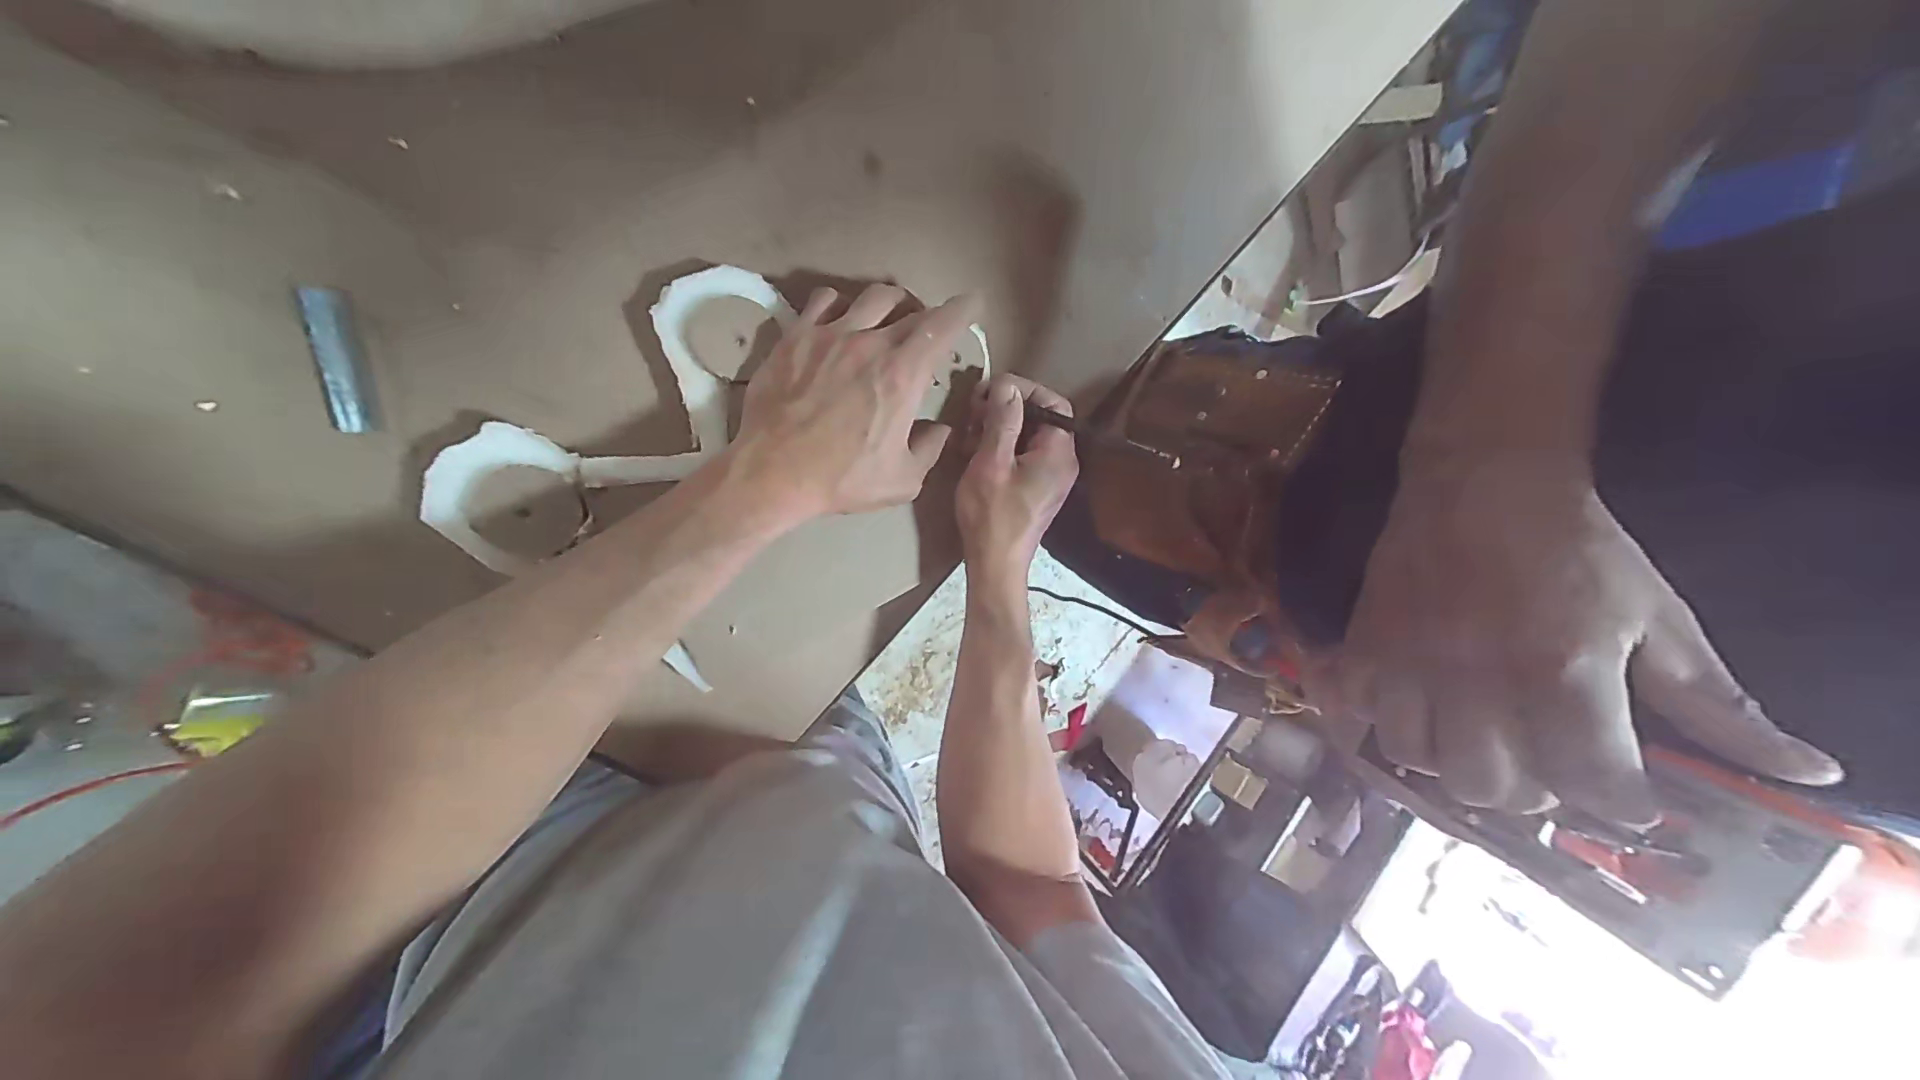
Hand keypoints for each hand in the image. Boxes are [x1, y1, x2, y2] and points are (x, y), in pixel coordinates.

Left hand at [726, 284, 977, 522]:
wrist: (773, 473)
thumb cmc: (842, 480)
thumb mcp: (902, 480)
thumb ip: (929, 450)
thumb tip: (940, 431)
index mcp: (903, 375)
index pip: (943, 325)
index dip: (963, 309)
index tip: (972, 303)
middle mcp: (870, 343)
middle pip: (910, 307)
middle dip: (927, 313)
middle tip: (927, 328)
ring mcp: (829, 335)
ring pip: (870, 297)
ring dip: (889, 304)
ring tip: (886, 319)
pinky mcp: (796, 337)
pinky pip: (824, 300)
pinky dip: (841, 305)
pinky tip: (839, 321)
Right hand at [956, 376, 1078, 585]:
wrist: (995, 565)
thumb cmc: (991, 516)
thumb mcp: (991, 462)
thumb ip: (1002, 421)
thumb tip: (1006, 386)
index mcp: (1058, 453)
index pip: (1053, 403)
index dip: (1023, 389)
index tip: (990, 391)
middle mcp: (1062, 462)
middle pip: (1041, 418)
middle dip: (1006, 408)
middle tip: (974, 411)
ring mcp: (1051, 477)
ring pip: (1029, 436)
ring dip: (999, 427)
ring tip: (970, 433)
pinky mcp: (1037, 489)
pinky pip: (1024, 455)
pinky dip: (1002, 447)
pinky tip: (975, 453)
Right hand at [1339, 455, 1841, 824]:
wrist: (1479, 485)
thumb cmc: (1574, 548)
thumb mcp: (1658, 617)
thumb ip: (1718, 702)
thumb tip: (1808, 771)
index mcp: (1561, 670)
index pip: (1593, 784)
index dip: (1619, 804)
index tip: (1625, 794)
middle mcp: (1476, 677)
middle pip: (1492, 786)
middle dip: (1529, 790)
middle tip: (1544, 764)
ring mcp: (1409, 661)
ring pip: (1418, 757)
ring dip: (1453, 760)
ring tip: (1474, 738)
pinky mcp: (1365, 643)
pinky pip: (1361, 712)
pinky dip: (1387, 722)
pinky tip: (1415, 707)